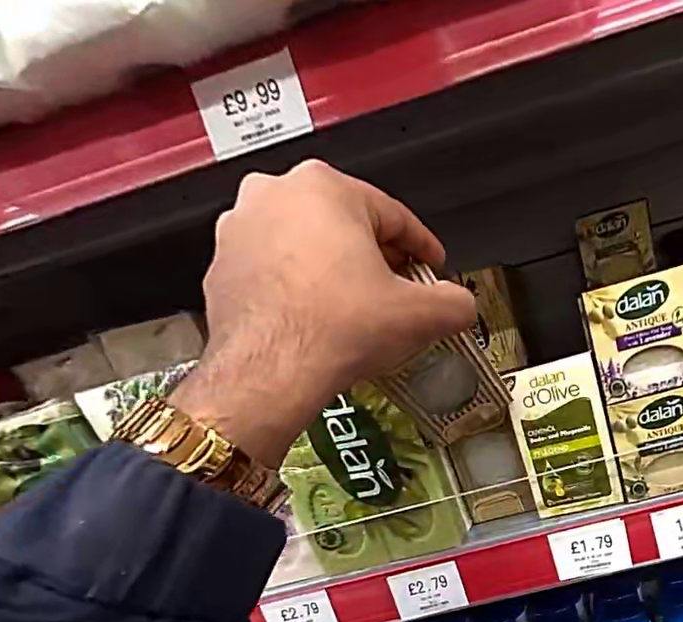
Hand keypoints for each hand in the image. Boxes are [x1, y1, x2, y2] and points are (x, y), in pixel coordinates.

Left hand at [169, 160, 476, 466]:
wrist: (270, 371)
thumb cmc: (336, 329)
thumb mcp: (419, 316)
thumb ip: (455, 303)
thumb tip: (462, 305)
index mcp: (326, 189)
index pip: (394, 215)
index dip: (423, 246)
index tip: (433, 265)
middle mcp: (275, 194)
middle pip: (346, 225)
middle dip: (377, 258)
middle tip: (398, 291)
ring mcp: (240, 228)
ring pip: (307, 245)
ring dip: (335, 271)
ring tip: (358, 310)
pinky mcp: (220, 265)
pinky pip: (275, 270)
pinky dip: (300, 288)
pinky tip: (319, 319)